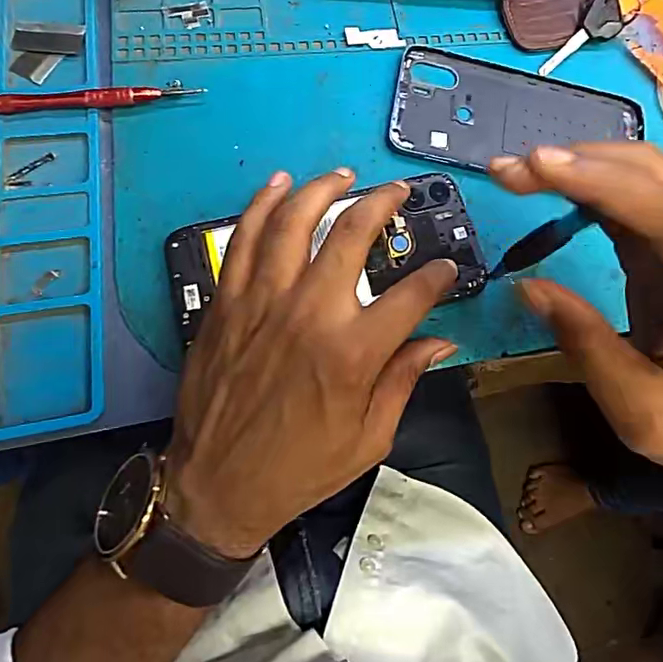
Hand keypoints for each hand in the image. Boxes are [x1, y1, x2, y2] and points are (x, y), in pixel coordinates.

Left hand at [162, 169, 459, 557]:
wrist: (216, 486)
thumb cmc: (299, 467)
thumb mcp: (369, 438)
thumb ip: (404, 380)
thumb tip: (440, 341)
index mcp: (353, 352)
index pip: (412, 295)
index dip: (437, 277)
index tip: (446, 269)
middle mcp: (310, 313)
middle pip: (351, 234)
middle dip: (382, 204)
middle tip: (396, 192)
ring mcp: (263, 301)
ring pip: (294, 222)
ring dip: (321, 189)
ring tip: (342, 175)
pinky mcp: (228, 301)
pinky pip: (245, 239)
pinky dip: (262, 206)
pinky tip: (278, 185)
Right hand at [490, 143, 662, 477]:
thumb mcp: (641, 411)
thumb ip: (588, 346)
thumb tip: (527, 286)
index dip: (609, 185)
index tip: (542, 166)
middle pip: (661, 180)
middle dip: (586, 164)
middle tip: (514, 169)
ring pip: (645, 178)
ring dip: (582, 166)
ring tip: (519, 171)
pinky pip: (630, 200)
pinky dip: (586, 186)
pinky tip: (547, 185)